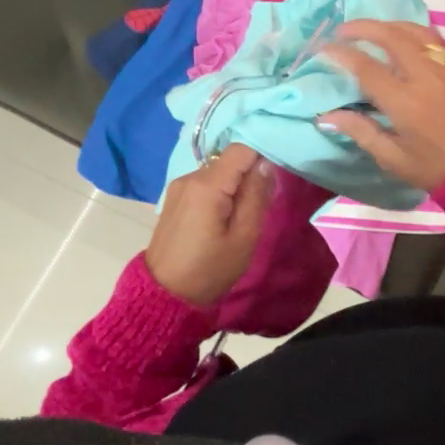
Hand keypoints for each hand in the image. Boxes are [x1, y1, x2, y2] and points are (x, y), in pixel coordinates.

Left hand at [145, 144, 274, 305]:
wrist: (165, 295)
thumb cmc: (210, 268)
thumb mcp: (244, 236)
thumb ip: (256, 196)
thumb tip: (265, 165)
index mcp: (207, 185)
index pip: (241, 149)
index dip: (263, 153)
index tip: (278, 172)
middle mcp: (189, 177)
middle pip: (229, 159)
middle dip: (251, 171)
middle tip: (267, 197)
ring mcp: (179, 187)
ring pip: (218, 171)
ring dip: (236, 183)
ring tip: (248, 210)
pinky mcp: (176, 199)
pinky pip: (206, 183)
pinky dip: (222, 190)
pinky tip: (228, 213)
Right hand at [319, 20, 444, 190]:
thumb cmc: (433, 167)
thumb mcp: (392, 157)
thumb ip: (359, 131)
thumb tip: (325, 116)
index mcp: (404, 101)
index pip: (366, 67)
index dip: (341, 54)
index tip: (323, 48)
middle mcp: (424, 77)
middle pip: (391, 36)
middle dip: (363, 27)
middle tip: (342, 31)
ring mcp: (443, 69)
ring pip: (414, 32)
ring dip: (388, 25)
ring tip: (370, 30)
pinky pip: (432, 39)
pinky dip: (412, 31)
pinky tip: (400, 36)